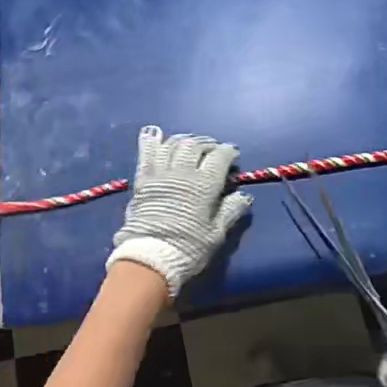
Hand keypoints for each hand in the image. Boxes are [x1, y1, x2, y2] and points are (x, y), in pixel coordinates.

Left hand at [107, 126, 252, 296]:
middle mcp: (182, 173)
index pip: (219, 157)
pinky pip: (146, 153)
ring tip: (190, 142)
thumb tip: (244, 195)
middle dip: (207, 143)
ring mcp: (160, 174)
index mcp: (204, 184)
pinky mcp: (142, 180)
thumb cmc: (188, 247)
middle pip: (195, 146)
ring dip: (184, 140)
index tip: (232, 153)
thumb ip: (230, 211)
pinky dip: (150, 140)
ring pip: (173, 145)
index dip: (228, 152)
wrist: (150, 255)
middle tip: (212, 148)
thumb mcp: (216, 233)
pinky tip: (153, 132)